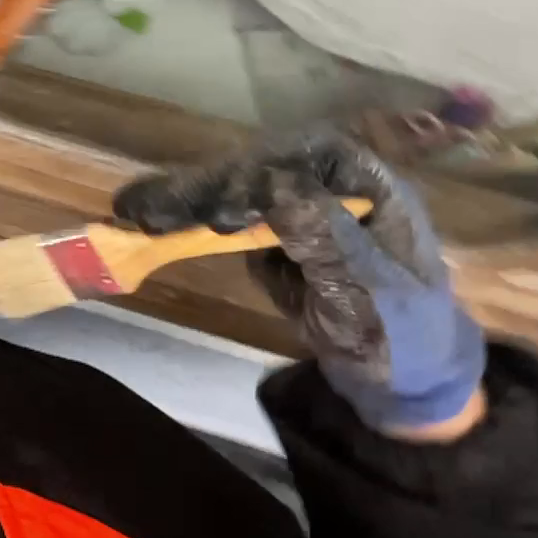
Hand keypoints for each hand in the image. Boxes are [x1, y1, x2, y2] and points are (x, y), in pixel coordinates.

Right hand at [112, 135, 484, 435]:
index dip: (262, 169)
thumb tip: (273, 186)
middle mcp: (326, 185)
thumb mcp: (368, 290)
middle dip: (206, 187)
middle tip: (154, 209)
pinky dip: (187, 215)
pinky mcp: (269, 231)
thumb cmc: (399, 336)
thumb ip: (323, 235)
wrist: (398, 382)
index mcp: (367, 187)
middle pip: (258, 168)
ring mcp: (294, 206)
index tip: (225, 205)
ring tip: (137, 211)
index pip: (307, 155)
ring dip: (186, 198)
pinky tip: (151, 216)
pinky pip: (224, 214)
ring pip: (233, 189)